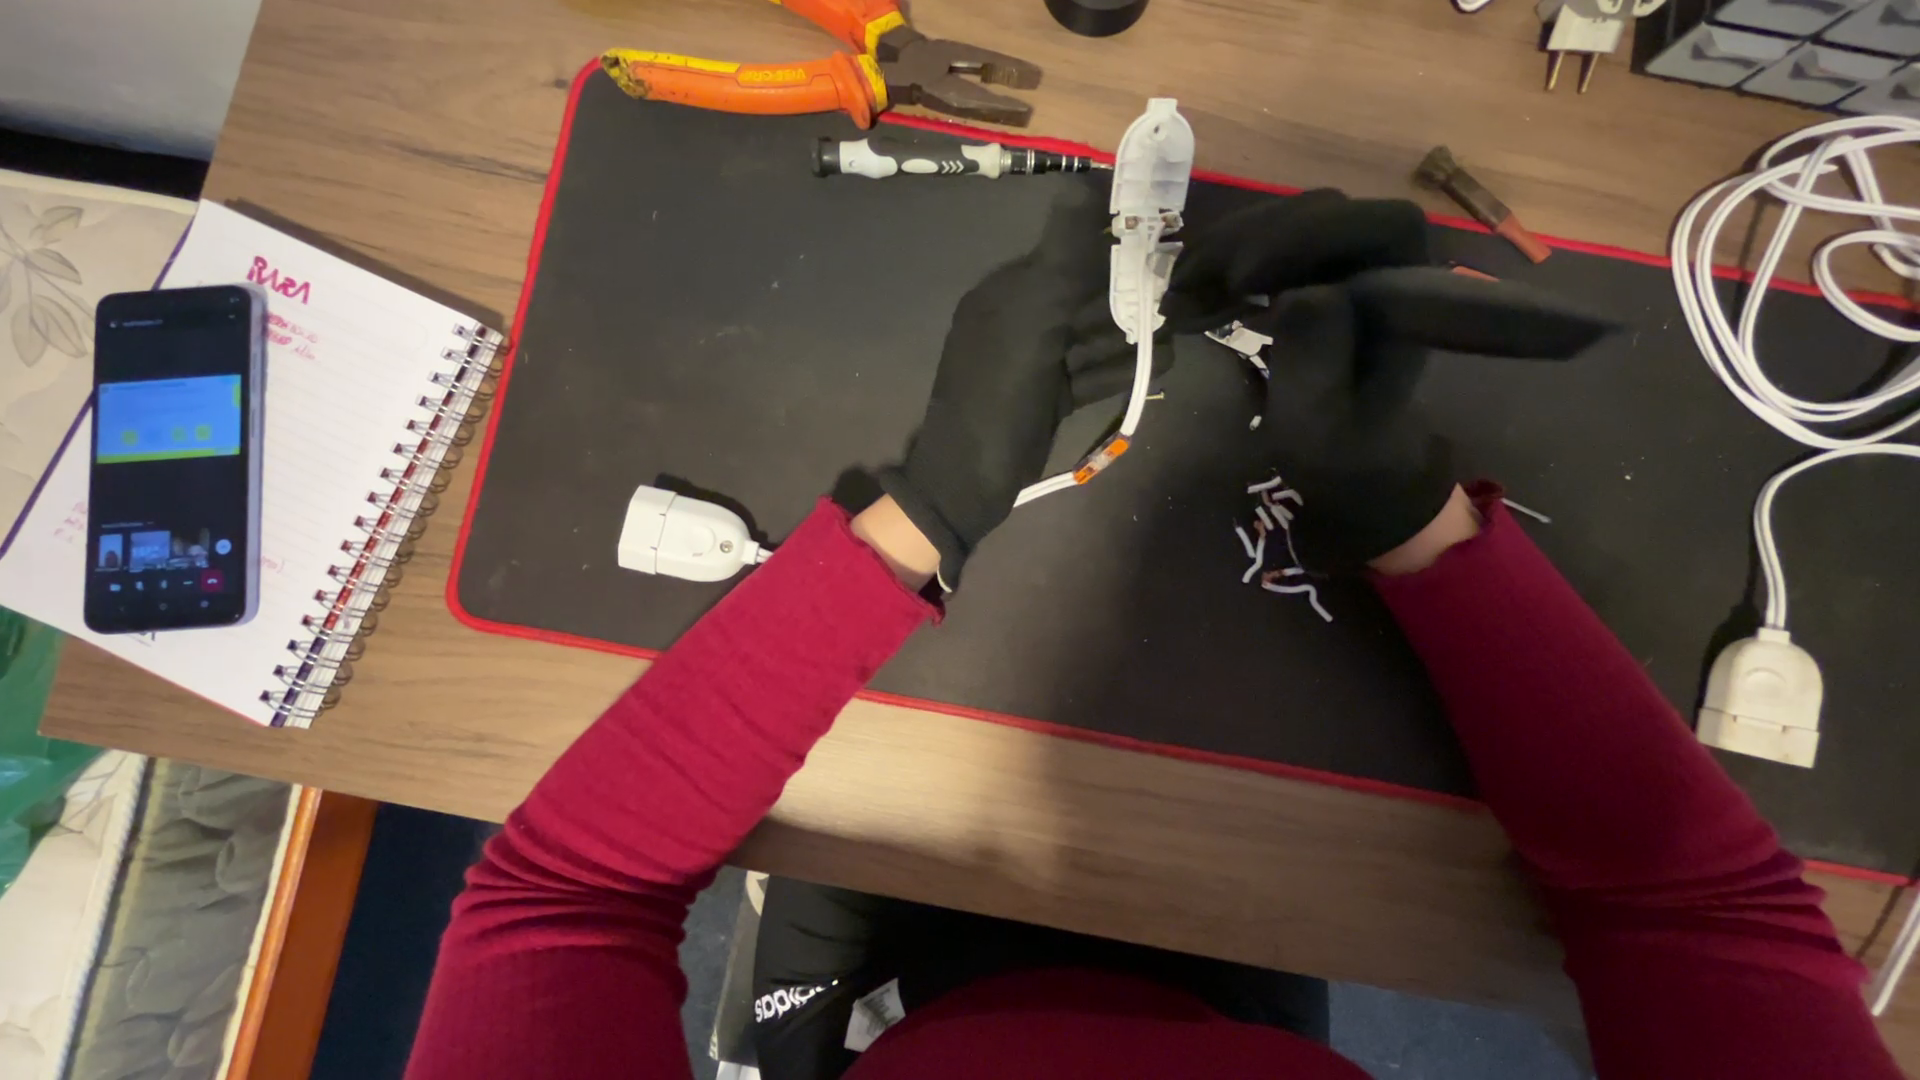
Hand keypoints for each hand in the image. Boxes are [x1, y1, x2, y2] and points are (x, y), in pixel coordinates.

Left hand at [880, 185, 1169, 590]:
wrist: (967, 480)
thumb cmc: (997, 395)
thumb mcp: (1029, 319)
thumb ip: (1060, 255)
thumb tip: (1083, 178)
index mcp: (1007, 293)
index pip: (1067, 251)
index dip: (1113, 241)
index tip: (1165, 232)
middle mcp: (1020, 321)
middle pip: (1085, 296)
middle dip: (1133, 293)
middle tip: (1187, 288)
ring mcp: (1034, 362)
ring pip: (1092, 336)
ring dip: (1136, 332)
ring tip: (1185, 326)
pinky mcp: (1047, 398)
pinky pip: (1089, 372)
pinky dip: (1122, 367)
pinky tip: (1162, 362)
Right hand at [1164, 194, 1615, 569]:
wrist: (1350, 465)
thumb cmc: (1340, 453)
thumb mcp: (1321, 425)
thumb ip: (1315, 360)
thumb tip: (1298, 291)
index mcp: (1406, 298)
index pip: (1381, 225)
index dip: (1312, 235)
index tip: (1245, 280)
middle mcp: (1383, 267)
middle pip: (1324, 211)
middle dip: (1252, 239)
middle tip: (1192, 283)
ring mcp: (1345, 266)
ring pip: (1291, 219)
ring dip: (1228, 245)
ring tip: (1182, 286)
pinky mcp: (1313, 275)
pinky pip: (1269, 242)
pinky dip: (1223, 257)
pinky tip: (1191, 285)